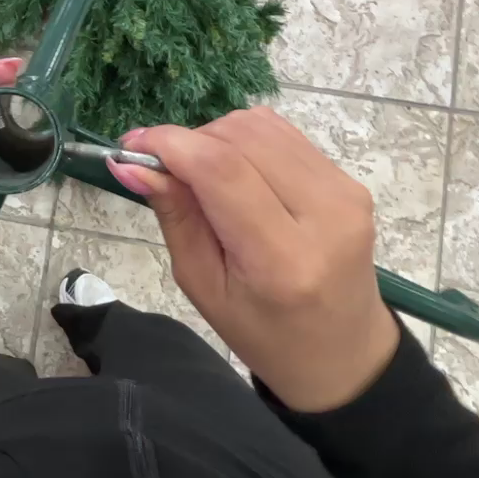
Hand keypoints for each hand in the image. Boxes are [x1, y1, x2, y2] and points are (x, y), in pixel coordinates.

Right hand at [108, 109, 399, 411]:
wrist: (343, 352)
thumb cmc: (262, 331)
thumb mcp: (202, 285)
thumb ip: (174, 215)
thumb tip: (129, 163)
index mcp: (282, 259)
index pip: (222, 172)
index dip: (170, 145)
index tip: (129, 146)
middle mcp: (325, 215)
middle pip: (239, 138)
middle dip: (186, 141)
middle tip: (159, 167)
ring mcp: (344, 191)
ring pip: (259, 125)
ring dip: (213, 137)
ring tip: (196, 172)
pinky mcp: (349, 179)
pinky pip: (280, 133)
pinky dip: (241, 140)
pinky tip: (230, 170)